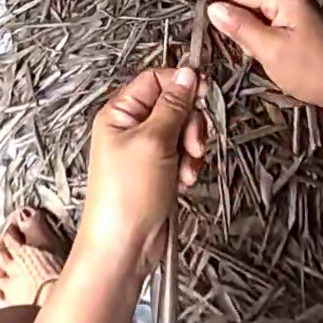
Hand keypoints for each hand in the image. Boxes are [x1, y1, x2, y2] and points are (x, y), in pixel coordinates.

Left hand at [77, 67, 208, 270]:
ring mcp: (146, 150)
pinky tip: (182, 180)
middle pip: (174, 104)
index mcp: (120, 113)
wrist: (125, 248)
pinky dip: (189, 165)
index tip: (202, 92)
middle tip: (191, 141)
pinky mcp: (159, 169)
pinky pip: (184, 153)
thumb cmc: (125, 198)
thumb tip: (186, 74)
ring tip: (185, 166)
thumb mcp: (154, 140)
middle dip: (190, 123)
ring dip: (191, 148)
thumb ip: (173, 104)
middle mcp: (131, 128)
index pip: (156, 79)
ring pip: (183, 129)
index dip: (181, 83)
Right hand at [206, 0, 322, 111]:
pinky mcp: (295, 21)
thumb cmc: (310, 70)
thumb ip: (240, 27)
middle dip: (223, 2)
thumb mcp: (270, 50)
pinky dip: (251, 25)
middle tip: (193, 6)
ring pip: (254, 8)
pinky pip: (265, 17)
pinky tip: (238, 35)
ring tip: (207, 18)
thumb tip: (213, 7)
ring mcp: (293, 7)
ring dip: (237, 16)